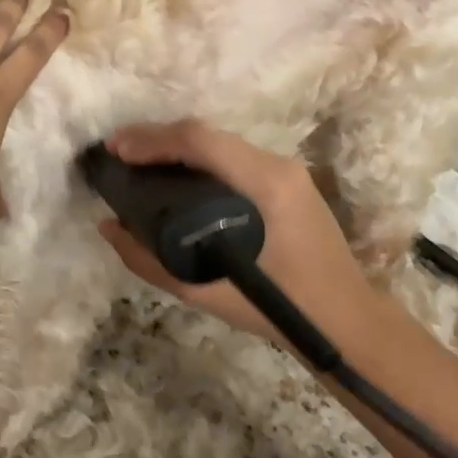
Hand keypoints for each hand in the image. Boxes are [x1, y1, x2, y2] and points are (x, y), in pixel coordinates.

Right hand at [96, 120, 376, 344]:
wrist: (348, 323)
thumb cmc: (282, 310)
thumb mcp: (207, 292)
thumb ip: (150, 260)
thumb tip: (108, 227)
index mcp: (266, 184)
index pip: (199, 142)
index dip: (152, 140)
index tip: (115, 150)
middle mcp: (278, 165)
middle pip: (207, 134)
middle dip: (157, 138)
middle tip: (117, 152)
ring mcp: (286, 170)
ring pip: (219, 142)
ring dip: (176, 145)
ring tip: (137, 160)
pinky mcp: (287, 181)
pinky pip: (232, 157)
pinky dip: (196, 158)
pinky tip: (174, 173)